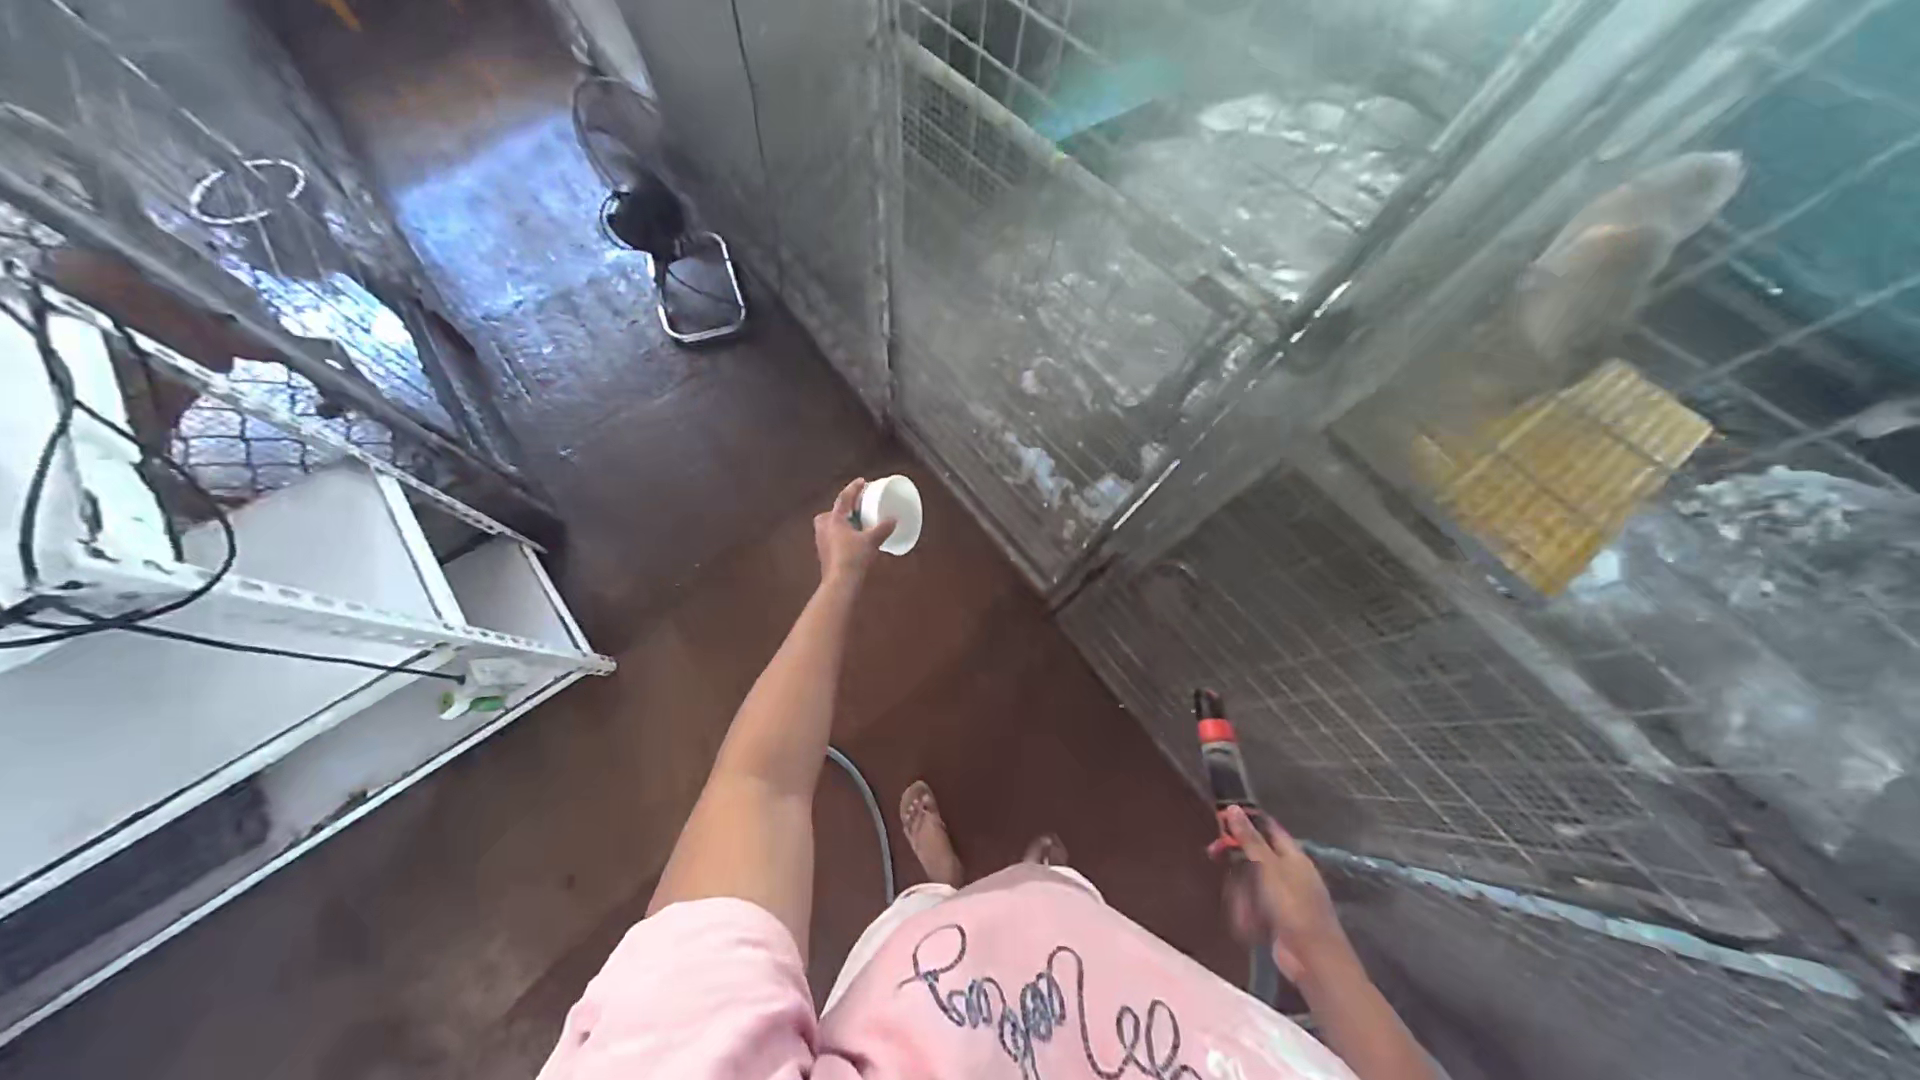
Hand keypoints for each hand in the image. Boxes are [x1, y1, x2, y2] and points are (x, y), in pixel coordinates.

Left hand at [815, 478, 895, 585]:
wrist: (840, 582)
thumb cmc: (853, 558)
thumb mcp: (871, 541)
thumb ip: (882, 529)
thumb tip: (893, 520)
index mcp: (834, 519)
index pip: (843, 498)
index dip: (854, 488)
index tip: (862, 481)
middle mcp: (824, 527)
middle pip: (832, 512)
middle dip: (843, 509)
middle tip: (857, 509)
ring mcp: (821, 540)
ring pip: (831, 525)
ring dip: (842, 523)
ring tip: (857, 525)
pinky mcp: (824, 552)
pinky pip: (832, 537)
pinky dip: (841, 535)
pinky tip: (852, 541)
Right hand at [1223, 805, 1349, 982]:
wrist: (1313, 960)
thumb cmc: (1293, 906)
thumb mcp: (1268, 868)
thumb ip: (1249, 839)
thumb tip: (1233, 807)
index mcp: (1293, 857)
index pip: (1269, 829)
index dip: (1247, 821)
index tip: (1222, 819)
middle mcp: (1289, 874)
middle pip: (1254, 856)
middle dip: (1236, 863)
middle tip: (1214, 855)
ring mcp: (1283, 898)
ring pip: (1250, 883)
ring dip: (1240, 894)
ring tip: (1241, 908)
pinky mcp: (1276, 919)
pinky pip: (1254, 906)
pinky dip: (1246, 912)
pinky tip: (1245, 923)